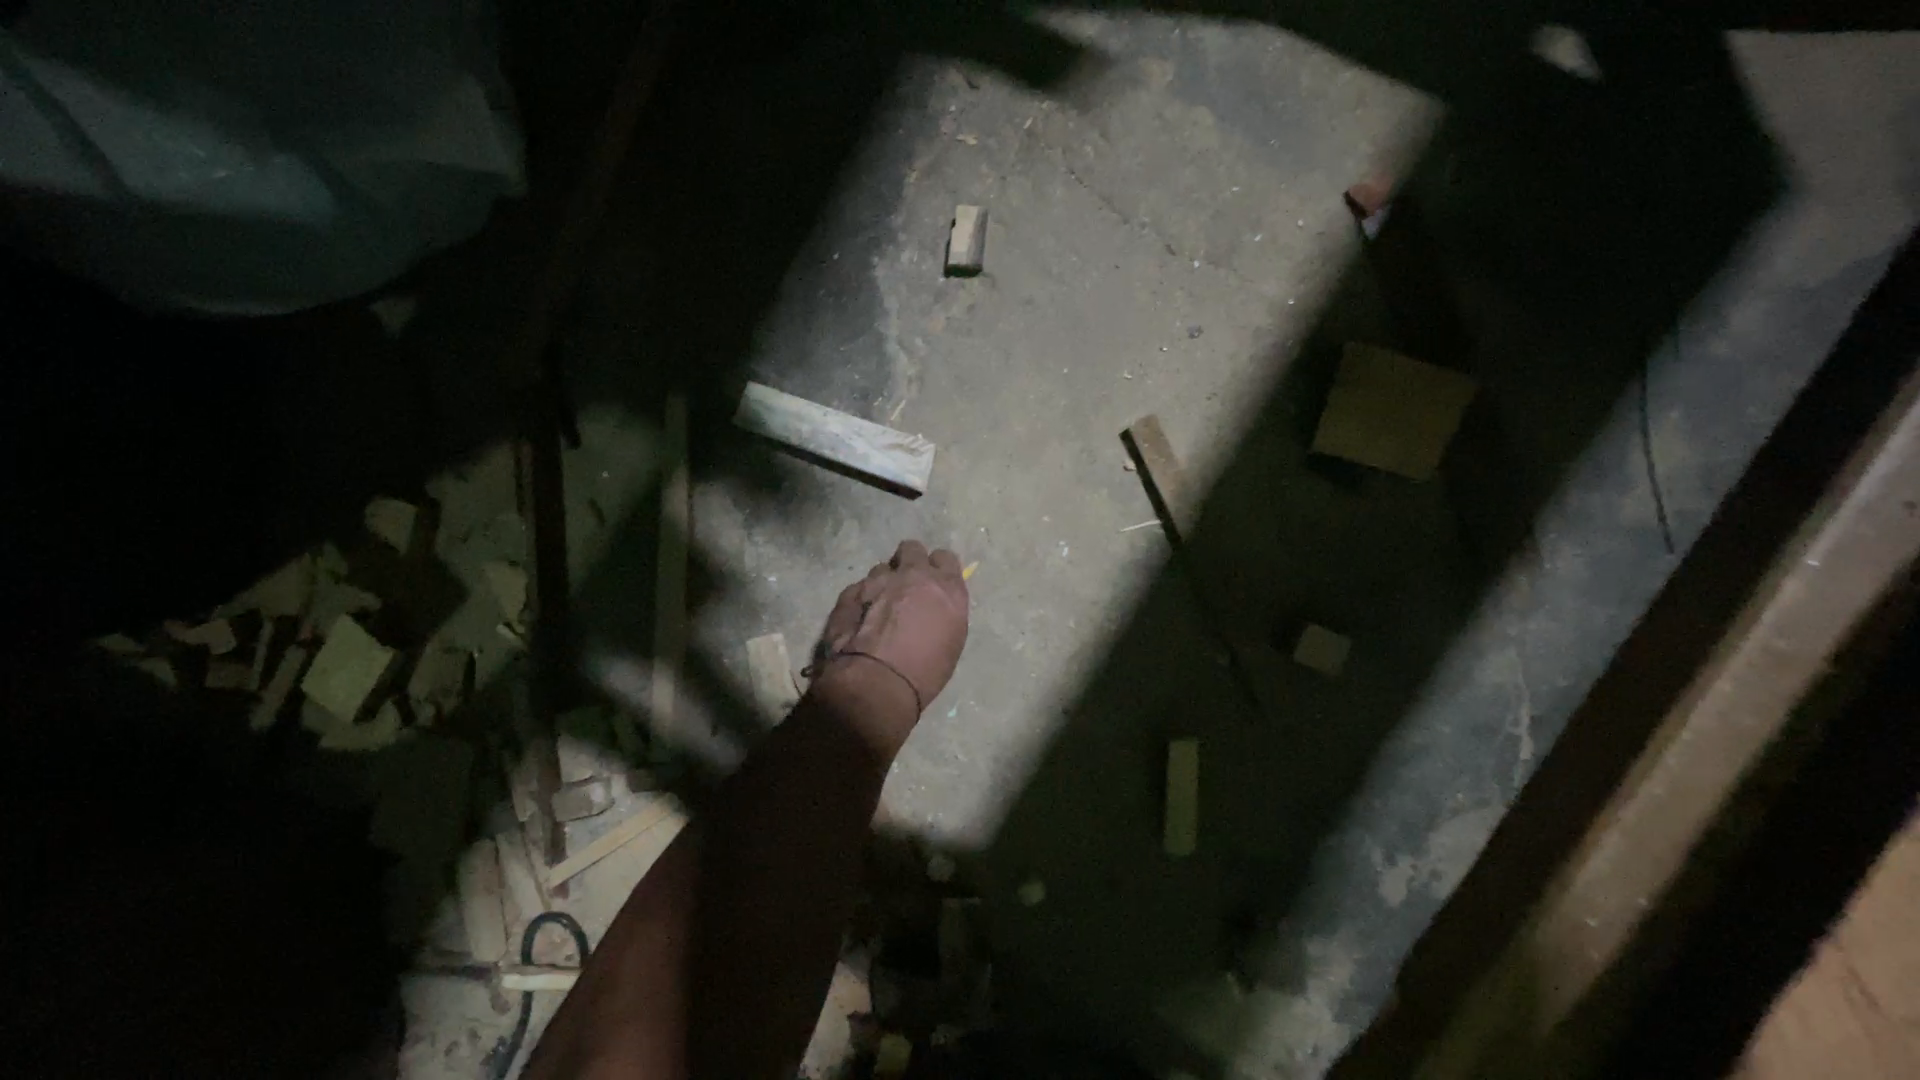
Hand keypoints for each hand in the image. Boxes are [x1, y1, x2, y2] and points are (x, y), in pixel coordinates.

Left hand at [809, 540, 968, 724]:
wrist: (877, 682)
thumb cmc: (924, 671)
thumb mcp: (951, 642)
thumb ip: (943, 612)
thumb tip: (931, 607)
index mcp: (945, 587)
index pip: (945, 558)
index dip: (938, 569)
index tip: (933, 584)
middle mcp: (913, 575)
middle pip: (911, 549)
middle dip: (909, 562)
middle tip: (906, 587)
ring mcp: (877, 580)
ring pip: (882, 569)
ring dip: (882, 584)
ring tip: (878, 609)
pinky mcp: (849, 592)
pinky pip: (858, 588)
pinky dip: (860, 600)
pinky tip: (859, 621)